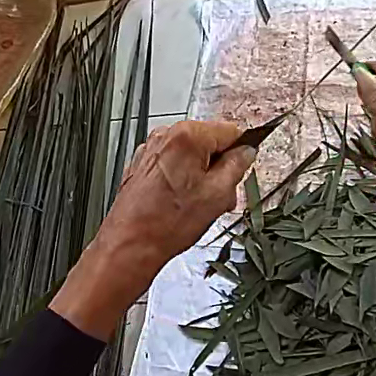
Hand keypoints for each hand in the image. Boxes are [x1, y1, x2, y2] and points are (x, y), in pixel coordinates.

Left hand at [50, 120, 256, 338]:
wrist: (130, 244)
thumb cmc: (164, 223)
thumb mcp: (217, 194)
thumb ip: (237, 166)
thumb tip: (246, 152)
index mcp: (186, 136)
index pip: (230, 131)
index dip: (242, 151)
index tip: (244, 166)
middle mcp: (165, 136)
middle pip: (209, 142)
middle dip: (220, 167)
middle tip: (222, 195)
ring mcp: (151, 150)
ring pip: (192, 155)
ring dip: (203, 176)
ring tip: (200, 205)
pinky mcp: (143, 165)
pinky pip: (174, 165)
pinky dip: (183, 180)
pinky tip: (182, 205)